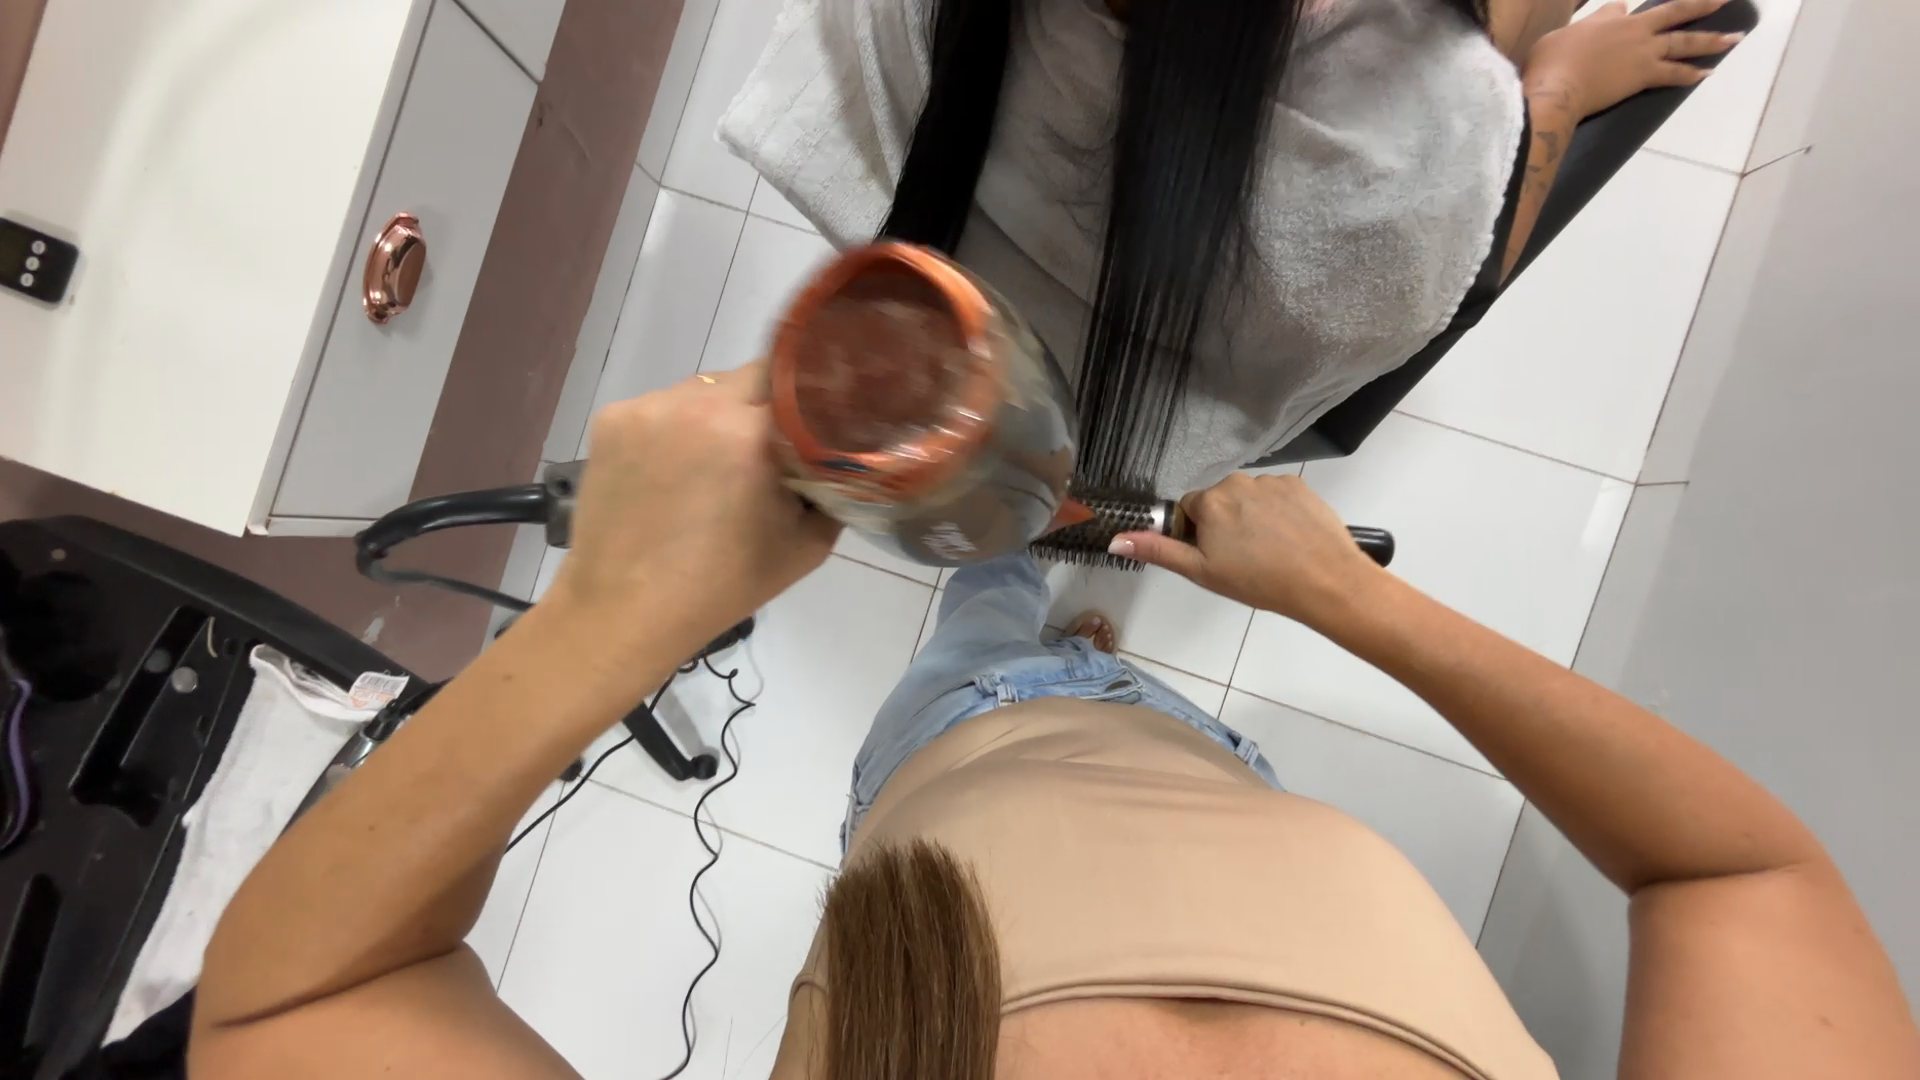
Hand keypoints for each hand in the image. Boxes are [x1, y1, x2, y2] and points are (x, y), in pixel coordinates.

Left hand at [549, 365, 839, 654]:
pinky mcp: (613, 420)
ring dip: (721, 414)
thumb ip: (833, 489)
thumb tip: (839, 460)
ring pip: (705, 389)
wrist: (626, 609)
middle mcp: (699, 405)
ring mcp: (649, 408)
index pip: (797, 380)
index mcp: (751, 433)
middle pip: (751, 376)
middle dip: (767, 404)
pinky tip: (676, 470)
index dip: (812, 397)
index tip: (818, 422)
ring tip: (717, 463)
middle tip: (770, 447)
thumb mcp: (808, 544)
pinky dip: (679, 428)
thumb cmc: (725, 584)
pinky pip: (664, 406)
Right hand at [1111, 473, 1384, 625]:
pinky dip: (1277, 513)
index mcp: (1209, 502)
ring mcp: (1270, 482)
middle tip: (1241, 558)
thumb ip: (1158, 550)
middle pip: (1217, 501)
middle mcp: (1236, 482)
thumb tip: (1114, 538)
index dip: (1197, 534)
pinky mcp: (1298, 485)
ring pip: (1247, 498)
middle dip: (1223, 524)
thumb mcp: (1201, 571)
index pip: (1189, 510)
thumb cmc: (1258, 581)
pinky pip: (1275, 495)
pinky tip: (1288, 538)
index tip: (1214, 556)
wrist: (1325, 581)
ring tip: (1269, 550)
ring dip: (1250, 518)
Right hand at [1522, 0, 1743, 119]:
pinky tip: (1705, 74)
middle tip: (1724, 0)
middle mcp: (1636, 31)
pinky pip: (1673, 74)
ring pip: (1685, 43)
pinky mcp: (1642, 77)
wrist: (1554, 91)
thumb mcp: (1555, 39)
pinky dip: (1689, 74)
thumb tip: (1590, 30)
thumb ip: (1578, 33)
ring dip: (1711, 41)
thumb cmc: (1546, 66)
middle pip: (1675, 13)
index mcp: (1612, 22)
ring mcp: (1643, 54)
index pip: (1619, 10)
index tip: (1619, 16)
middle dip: (1702, 5)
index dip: (1618, 15)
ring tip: (1733, 40)